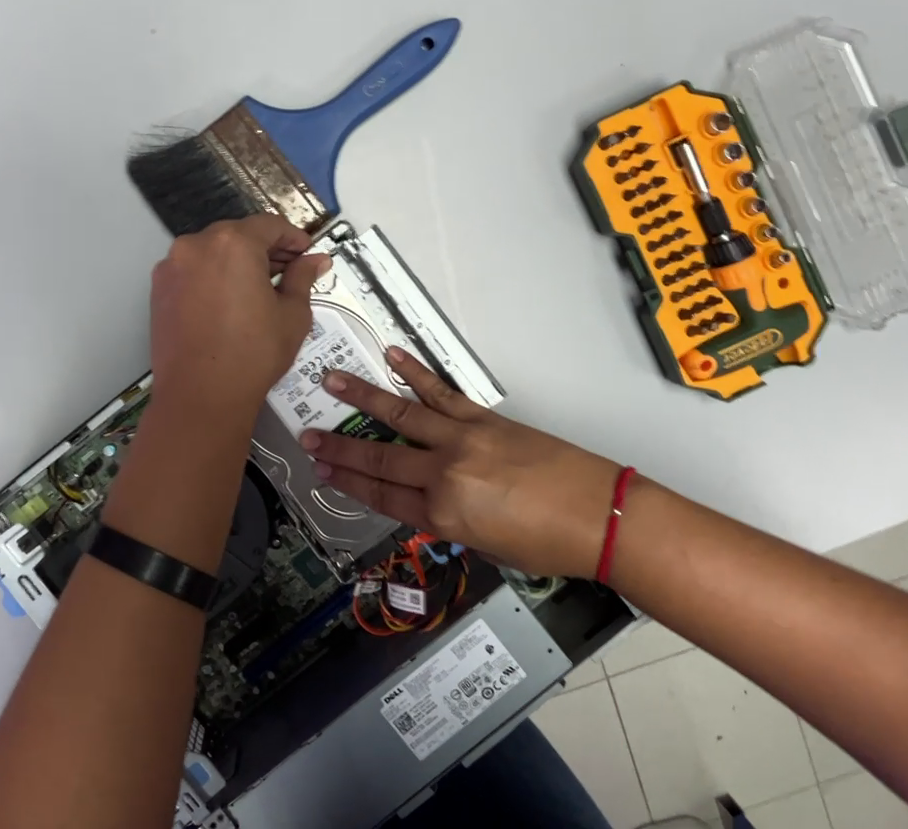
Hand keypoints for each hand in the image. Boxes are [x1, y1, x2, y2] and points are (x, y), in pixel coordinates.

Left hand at [150, 214, 329, 413]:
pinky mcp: (159, 289)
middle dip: (265, 249)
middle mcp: (197, 245)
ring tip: (258, 290)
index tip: (306, 253)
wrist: (201, 395)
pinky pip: (192, 270)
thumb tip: (315, 261)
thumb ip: (302, 278)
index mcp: (234, 243)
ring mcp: (173, 266)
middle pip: (238, 234)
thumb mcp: (292, 314)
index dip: (293, 237)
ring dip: (237, 262)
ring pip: (212, 251)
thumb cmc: (252, 354)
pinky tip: (229, 302)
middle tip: (287, 272)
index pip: (270, 225)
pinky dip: (212, 277)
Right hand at [300, 349, 623, 577]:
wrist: (599, 516)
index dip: (348, 482)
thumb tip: (433, 504)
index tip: (322, 470)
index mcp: (442, 515)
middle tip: (308, 436)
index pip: (382, 495)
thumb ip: (451, 522)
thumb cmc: (548, 543)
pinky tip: (393, 358)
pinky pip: (442, 393)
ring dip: (363, 398)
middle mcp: (444, 474)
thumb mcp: (487, 548)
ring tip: (332, 382)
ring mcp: (463, 440)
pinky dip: (415, 374)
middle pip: (381, 457)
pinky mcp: (484, 420)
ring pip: (401, 415)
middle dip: (340, 448)